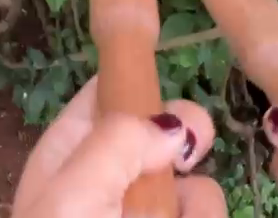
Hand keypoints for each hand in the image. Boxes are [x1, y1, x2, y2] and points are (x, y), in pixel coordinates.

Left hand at [13, 77, 225, 217]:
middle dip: (185, 138)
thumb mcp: (73, 193)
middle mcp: (111, 185)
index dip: (137, 78)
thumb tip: (174, 125)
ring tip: (180, 216)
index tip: (169, 74)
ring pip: (197, 186)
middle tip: (188, 154)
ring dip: (199, 199)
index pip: (105, 92)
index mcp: (69, 155)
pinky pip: (207, 213)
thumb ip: (119, 142)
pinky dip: (206, 216)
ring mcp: (146, 214)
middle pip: (162, 132)